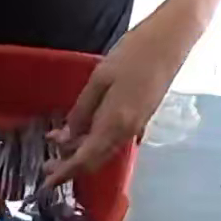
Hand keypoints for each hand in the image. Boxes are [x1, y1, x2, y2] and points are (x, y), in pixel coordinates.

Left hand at [43, 5, 201, 185]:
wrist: (174, 37)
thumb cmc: (135, 51)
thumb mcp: (99, 79)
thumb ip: (81, 111)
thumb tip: (66, 138)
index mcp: (113, 124)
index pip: (84, 160)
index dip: (64, 173)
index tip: (47, 183)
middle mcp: (125, 133)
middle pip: (93, 162)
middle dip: (69, 168)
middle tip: (47, 165)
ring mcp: (134, 127)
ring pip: (101, 153)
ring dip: (79, 155)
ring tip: (58, 148)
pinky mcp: (139, 120)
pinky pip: (111, 141)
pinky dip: (92, 143)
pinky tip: (80, 134)